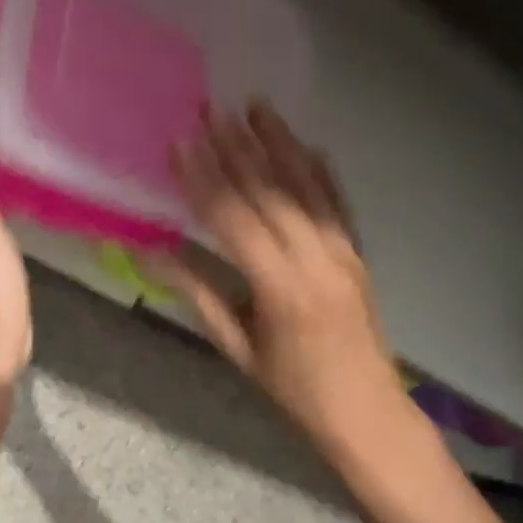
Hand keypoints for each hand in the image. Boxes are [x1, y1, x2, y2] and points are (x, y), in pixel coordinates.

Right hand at [157, 102, 404, 446]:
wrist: (369, 415)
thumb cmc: (293, 389)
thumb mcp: (236, 346)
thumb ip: (198, 292)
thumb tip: (153, 251)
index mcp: (281, 287)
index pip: (234, 219)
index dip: (204, 179)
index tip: (181, 143)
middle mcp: (317, 260)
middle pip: (270, 192)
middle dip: (237, 148)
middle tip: (210, 110)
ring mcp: (344, 253)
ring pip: (307, 188)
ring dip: (279, 144)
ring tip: (256, 107)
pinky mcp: (359, 254)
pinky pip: (339, 204)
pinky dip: (322, 171)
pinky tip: (308, 145)